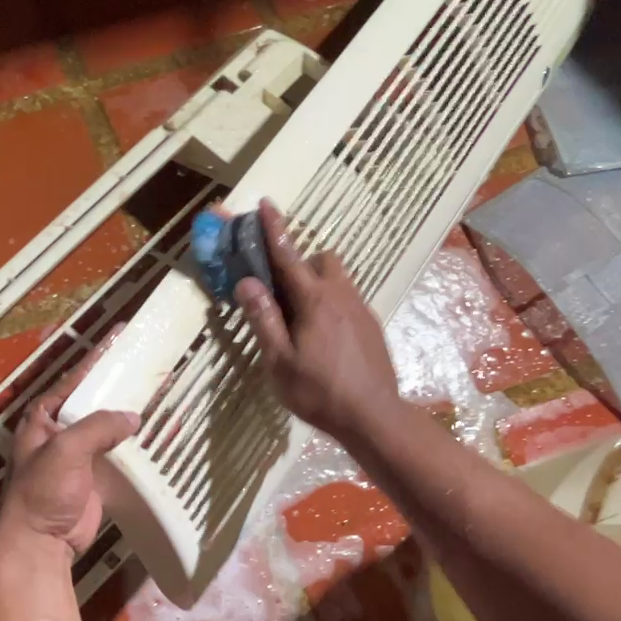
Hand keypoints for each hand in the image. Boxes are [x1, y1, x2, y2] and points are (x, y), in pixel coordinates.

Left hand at [0, 340, 140, 556]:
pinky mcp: (95, 477)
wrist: (40, 543)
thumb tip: (132, 417)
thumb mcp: (65, 449)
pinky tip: (161, 432)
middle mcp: (60, 430)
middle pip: (96, 400)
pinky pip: (119, 454)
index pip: (75, 378)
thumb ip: (98, 427)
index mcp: (43, 417)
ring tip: (164, 392)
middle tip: (152, 363)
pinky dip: (138, 445)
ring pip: (110, 427)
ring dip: (133, 414)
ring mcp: (78, 455)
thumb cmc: (43, 491)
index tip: (123, 334)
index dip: (99, 357)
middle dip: (121, 385)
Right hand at [234, 200, 402, 438]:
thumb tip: (247, 282)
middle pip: (323, 260)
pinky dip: (329, 304)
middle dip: (303, 261)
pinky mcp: (371, 327)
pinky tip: (321, 337)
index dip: (274, 229)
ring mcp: (361, 311)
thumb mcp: (279, 361)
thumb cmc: (319, 392)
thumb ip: (264, 318)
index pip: (289, 257)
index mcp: (315, 301)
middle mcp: (341, 297)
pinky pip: (347, 300)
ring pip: (339, 279)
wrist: (374, 418)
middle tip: (282, 287)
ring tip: (299, 315)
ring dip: (317, 283)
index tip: (266, 203)